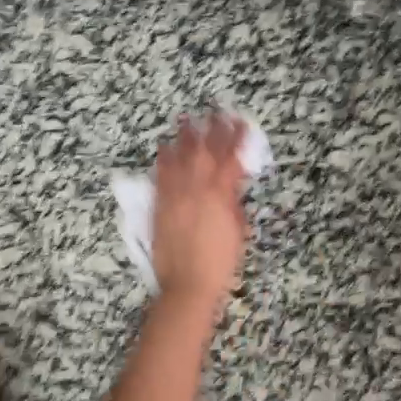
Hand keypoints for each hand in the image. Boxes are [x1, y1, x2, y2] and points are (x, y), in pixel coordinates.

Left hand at [152, 113, 247, 310]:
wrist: (188, 286)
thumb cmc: (220, 264)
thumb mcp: (238, 230)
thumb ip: (234, 203)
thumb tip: (231, 187)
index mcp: (220, 195)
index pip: (231, 157)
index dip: (237, 138)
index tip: (241, 123)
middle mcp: (196, 189)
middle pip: (204, 151)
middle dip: (212, 130)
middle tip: (216, 114)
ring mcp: (175, 196)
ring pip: (179, 158)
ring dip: (185, 137)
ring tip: (188, 121)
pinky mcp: (159, 206)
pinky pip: (160, 175)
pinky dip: (163, 159)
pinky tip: (164, 148)